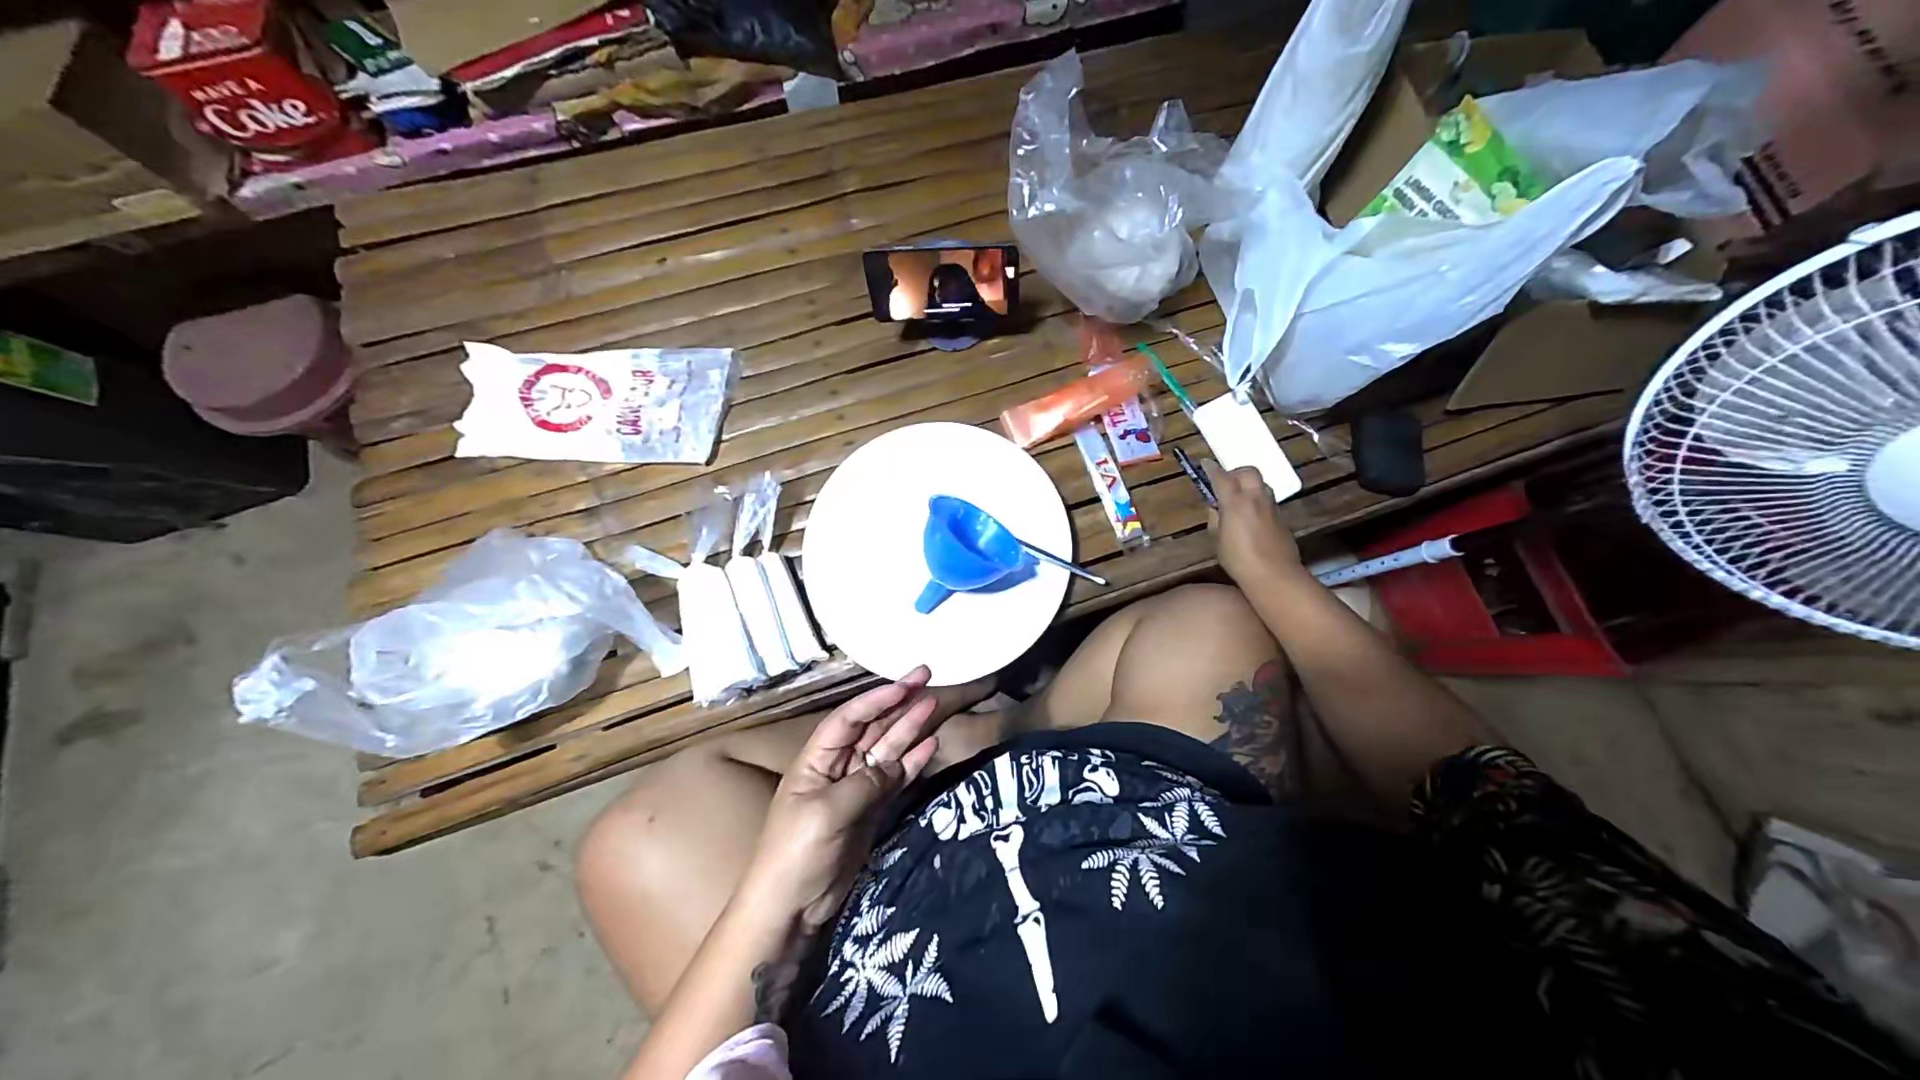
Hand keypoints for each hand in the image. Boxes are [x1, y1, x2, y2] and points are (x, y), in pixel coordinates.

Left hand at [742, 666, 945, 927]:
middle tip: (927, 678)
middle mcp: (838, 767)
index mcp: (816, 759)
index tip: (905, 684)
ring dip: (910, 727)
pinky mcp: (871, 811)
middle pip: (872, 727)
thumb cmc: (795, 854)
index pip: (849, 718)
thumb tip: (893, 765)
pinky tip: (931, 745)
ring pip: (888, 749)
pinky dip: (913, 762)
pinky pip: (896, 779)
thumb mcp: (825, 813)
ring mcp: (857, 789)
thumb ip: (863, 783)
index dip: (877, 698)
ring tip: (933, 705)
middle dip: (898, 703)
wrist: (789, 908)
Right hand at [1204, 461, 1303, 584]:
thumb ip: (1216, 519)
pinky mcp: (1282, 518)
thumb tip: (1217, 509)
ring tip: (1240, 500)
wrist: (1274, 574)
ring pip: (1261, 485)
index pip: (1221, 477)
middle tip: (1226, 483)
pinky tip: (1252, 518)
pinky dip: (1258, 501)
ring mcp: (1272, 507)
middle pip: (1248, 472)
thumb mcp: (1217, 540)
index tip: (1206, 463)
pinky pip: (1268, 501)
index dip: (1212, 469)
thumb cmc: (1238, 559)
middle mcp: (1255, 498)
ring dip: (1249, 486)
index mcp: (1235, 502)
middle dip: (1236, 473)